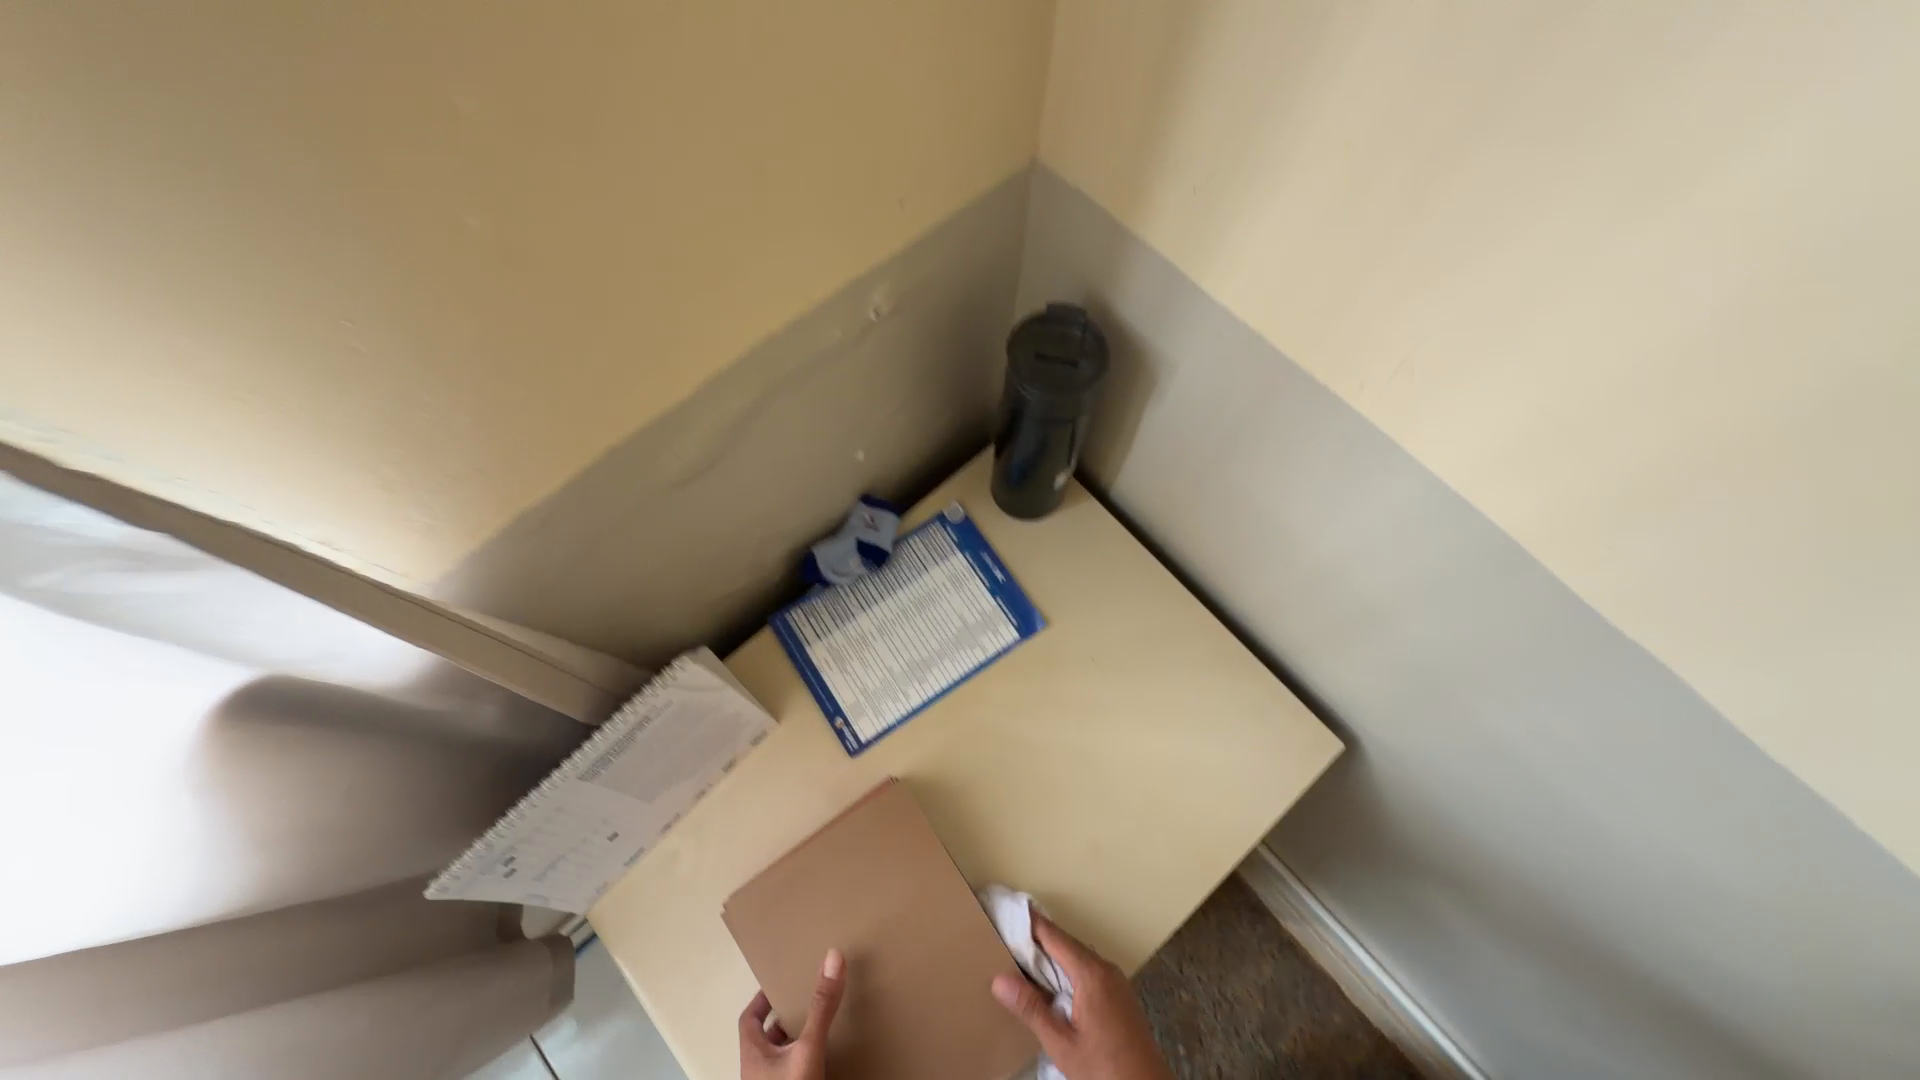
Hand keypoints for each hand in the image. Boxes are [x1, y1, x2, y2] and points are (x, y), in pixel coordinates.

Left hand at [739, 948, 846, 1079]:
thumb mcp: (808, 1049)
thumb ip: (821, 1008)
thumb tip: (832, 957)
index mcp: (752, 1055)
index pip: (748, 1019)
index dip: (761, 1000)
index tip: (779, 984)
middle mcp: (757, 1073)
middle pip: (764, 1038)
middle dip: (784, 1018)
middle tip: (805, 1000)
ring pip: (778, 1059)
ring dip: (794, 1042)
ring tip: (818, 1027)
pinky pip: (791, 1075)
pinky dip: (803, 1063)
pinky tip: (822, 1062)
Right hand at [991, 915, 1173, 1079]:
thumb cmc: (1103, 1067)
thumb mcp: (1061, 1043)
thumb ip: (1031, 1009)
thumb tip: (999, 979)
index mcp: (1090, 973)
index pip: (1053, 935)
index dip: (1028, 923)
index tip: (1004, 913)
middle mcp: (1105, 967)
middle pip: (1065, 943)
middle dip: (1036, 941)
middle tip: (1005, 942)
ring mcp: (1116, 980)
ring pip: (1077, 957)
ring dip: (1052, 958)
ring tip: (1022, 964)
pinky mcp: (1120, 994)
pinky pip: (1088, 970)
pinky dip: (1067, 970)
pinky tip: (1053, 988)